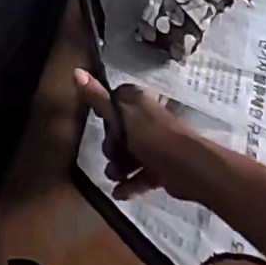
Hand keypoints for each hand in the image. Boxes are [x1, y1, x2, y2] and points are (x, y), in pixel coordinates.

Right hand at [75, 69, 215, 200]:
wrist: (190, 169)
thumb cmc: (152, 137)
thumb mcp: (119, 117)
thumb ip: (98, 99)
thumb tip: (76, 70)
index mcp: (138, 101)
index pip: (115, 101)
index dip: (106, 115)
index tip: (99, 126)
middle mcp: (147, 119)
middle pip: (121, 130)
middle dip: (112, 147)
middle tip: (110, 157)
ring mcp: (157, 144)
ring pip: (131, 153)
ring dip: (119, 167)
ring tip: (113, 177)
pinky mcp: (163, 167)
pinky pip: (142, 174)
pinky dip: (131, 183)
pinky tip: (119, 194)